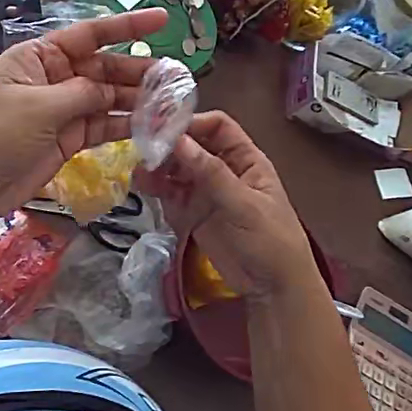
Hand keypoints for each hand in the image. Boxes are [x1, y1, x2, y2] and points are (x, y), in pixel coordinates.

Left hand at [0, 8, 168, 221]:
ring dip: (137, 101)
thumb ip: (81, 94)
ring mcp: (61, 110)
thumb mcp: (38, 107)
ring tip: (170, 103)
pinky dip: (124, 127)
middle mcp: (54, 78)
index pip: (90, 34)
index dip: (127, 27)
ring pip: (107, 99)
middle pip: (104, 68)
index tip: (162, 19)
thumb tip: (111, 88)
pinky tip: (149, 126)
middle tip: (174, 78)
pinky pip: (101, 127)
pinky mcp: (66, 140)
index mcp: (39, 57)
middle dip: (138, 71)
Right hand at [134, 111, 320, 301]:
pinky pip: (169, 192)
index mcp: (245, 159)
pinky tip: (141, 184)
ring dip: (158, 165)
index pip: (217, 127)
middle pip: (191, 145)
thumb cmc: (270, 240)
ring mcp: (205, 191)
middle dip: (169, 145)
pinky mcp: (191, 212)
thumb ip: (210, 172)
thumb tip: (178, 141)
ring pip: (176, 168)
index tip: (165, 129)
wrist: (271, 287)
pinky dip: (155, 186)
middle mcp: (222, 169)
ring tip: (140, 169)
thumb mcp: (243, 204)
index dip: (193, 123)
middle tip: (144, 148)